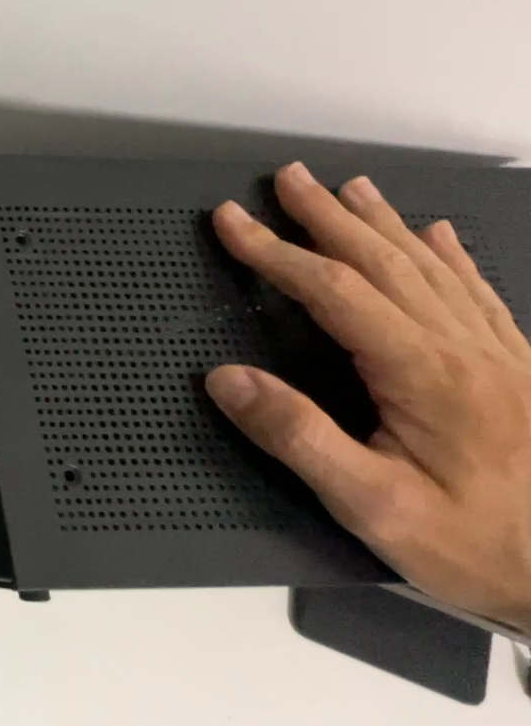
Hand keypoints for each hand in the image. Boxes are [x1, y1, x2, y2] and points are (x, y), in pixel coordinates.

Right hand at [207, 162, 530, 632]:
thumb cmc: (480, 546)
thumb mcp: (372, 503)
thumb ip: (296, 434)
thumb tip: (224, 377)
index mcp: (424, 372)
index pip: (333, 290)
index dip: (274, 250)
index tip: (230, 220)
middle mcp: (466, 349)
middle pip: (386, 262)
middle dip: (328, 217)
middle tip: (288, 178)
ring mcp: (501, 356)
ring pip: (433, 268)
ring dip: (383, 224)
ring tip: (349, 189)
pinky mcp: (519, 369)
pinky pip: (478, 294)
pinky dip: (450, 256)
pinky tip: (438, 235)